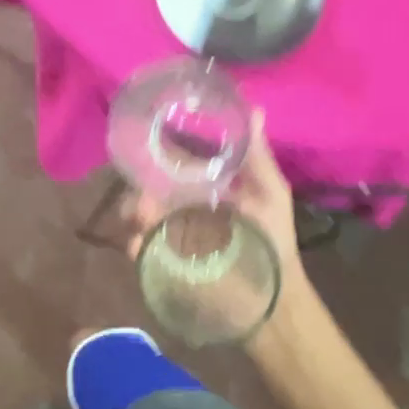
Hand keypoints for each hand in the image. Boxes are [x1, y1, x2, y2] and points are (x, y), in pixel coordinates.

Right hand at [124, 110, 302, 264]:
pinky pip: (140, 248)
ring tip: (140, 223)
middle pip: (153, 187)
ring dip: (134, 214)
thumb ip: (257, 156)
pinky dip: (134, 245)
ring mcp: (174, 234)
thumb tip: (255, 108)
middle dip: (142, 189)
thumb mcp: (270, 194)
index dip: (160, 154)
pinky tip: (137, 247)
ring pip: (141, 215)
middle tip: (143, 201)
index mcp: (209, 186)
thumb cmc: (274, 243)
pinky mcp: (166, 262)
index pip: (177, 163)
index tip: (146, 146)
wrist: (272, 300)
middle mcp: (187, 205)